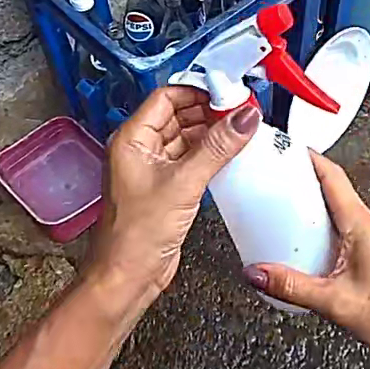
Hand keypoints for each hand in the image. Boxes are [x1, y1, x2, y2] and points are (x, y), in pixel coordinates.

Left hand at [87, 86, 258, 300]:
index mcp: (131, 139)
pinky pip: (189, 159)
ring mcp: (152, 169)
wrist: (128, 276)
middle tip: (241, 113)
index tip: (228, 94)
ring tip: (240, 131)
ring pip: (185, 137)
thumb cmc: (134, 236)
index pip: (166, 97)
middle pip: (178, 115)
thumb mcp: (183, 183)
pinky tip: (229, 155)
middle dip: (209, 111)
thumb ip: (217, 148)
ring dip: (211, 133)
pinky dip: (209, 154)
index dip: (198, 92)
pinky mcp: (165, 187)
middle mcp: (139, 150)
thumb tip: (242, 118)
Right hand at [244, 152, 369, 364]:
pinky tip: (308, 246)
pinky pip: (344, 230)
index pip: (333, 177)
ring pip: (339, 210)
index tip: (289, 148)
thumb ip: (291, 286)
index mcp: (362, 225)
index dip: (309, 158)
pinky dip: (323, 227)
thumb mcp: (334, 302)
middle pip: (334, 189)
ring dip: (314, 204)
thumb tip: (258, 272)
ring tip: (286, 208)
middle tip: (278, 176)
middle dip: (305, 178)